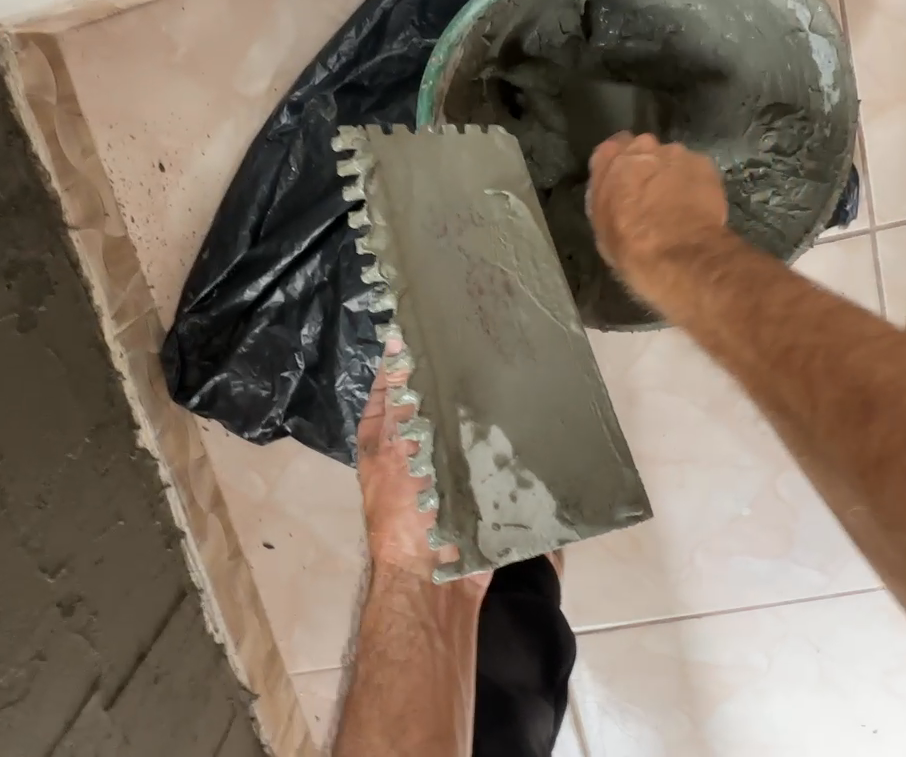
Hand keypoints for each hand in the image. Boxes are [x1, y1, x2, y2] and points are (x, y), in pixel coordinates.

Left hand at [355, 337, 487, 590]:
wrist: (433, 581)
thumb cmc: (403, 510)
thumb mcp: (393, 448)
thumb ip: (398, 398)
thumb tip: (394, 343)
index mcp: (382, 435)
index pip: (393, 380)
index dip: (410, 354)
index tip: (441, 323)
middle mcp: (411, 445)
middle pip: (431, 400)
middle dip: (453, 378)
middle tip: (485, 343)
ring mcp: (444, 466)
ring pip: (461, 423)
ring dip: (479, 407)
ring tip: (509, 369)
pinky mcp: (473, 485)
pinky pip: (486, 452)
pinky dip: (500, 437)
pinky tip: (524, 411)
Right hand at [586, 132, 730, 285]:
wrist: (676, 253)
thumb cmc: (629, 244)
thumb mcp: (601, 223)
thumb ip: (606, 196)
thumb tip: (616, 191)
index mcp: (608, 159)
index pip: (610, 151)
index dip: (618, 168)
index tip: (622, 184)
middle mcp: (641, 146)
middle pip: (643, 149)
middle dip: (646, 167)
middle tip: (650, 195)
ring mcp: (675, 152)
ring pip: (672, 159)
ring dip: (672, 175)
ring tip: (678, 204)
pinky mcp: (704, 163)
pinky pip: (696, 170)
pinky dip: (696, 184)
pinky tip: (696, 207)